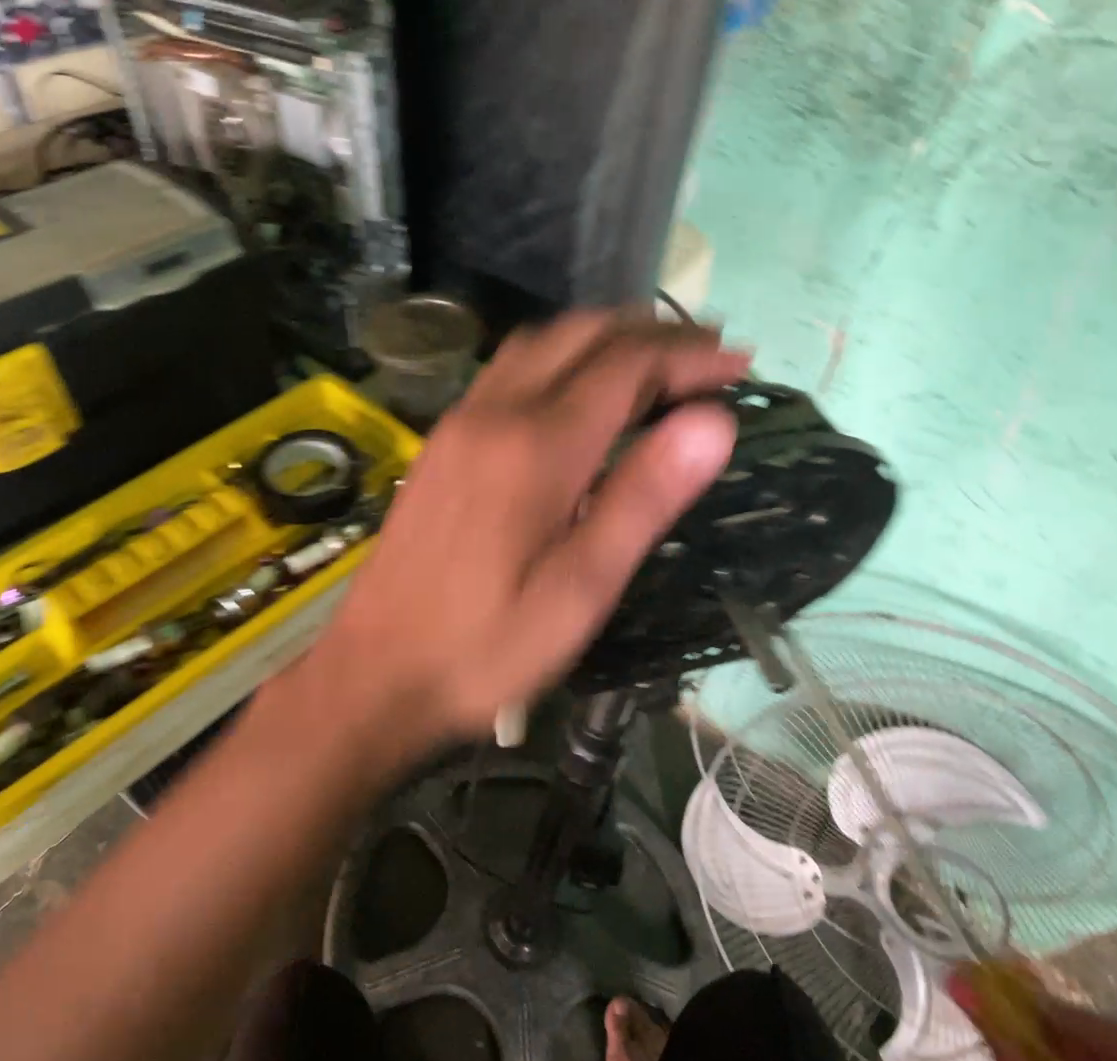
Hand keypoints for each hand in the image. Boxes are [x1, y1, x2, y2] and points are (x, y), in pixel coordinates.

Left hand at [293, 311, 747, 764]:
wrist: (376, 672)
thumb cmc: (488, 648)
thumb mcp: (581, 589)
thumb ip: (644, 498)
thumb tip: (714, 419)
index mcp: (537, 447)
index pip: (627, 365)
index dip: (689, 355)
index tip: (740, 363)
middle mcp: (493, 415)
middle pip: (580, 335)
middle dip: (650, 333)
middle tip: (707, 354)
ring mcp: (457, 424)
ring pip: (537, 344)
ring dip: (600, 339)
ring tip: (653, 364)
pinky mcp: (439, 445)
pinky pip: (506, 371)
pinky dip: (557, 360)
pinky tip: (576, 397)